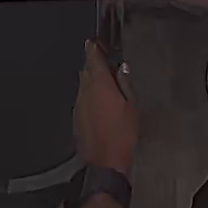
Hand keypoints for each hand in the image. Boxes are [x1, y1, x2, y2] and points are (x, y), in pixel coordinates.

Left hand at [75, 40, 136, 173]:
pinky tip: (101, 105)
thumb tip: (121, 68)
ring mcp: (78, 105)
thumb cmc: (122, 135)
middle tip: (108, 67)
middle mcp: (85, 91)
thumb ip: (124, 83)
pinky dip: (89, 96)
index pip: (92, 57)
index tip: (95, 42)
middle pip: (86, 69)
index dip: (94, 47)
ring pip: (83, 84)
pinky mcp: (76, 118)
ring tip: (107, 87)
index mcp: (99, 84)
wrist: (105, 164)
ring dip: (92, 81)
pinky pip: (82, 99)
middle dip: (94, 65)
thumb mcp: (131, 106)